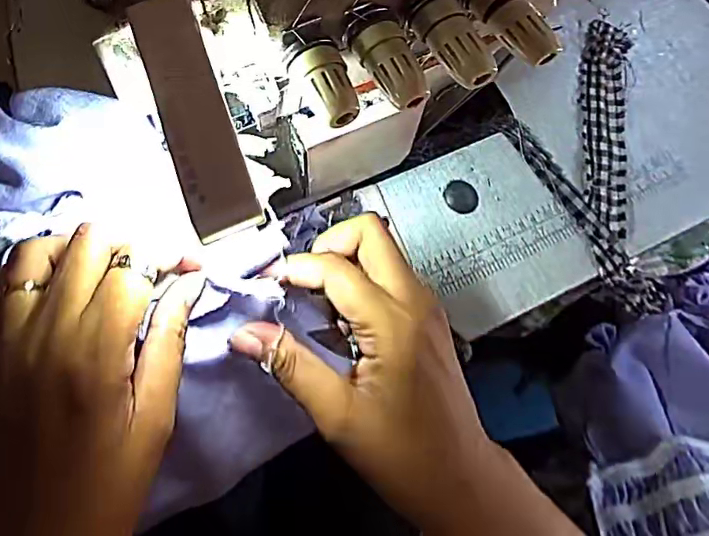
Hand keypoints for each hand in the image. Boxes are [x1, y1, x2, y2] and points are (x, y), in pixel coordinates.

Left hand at [0, 224, 202, 535]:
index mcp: (95, 346)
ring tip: (99, 274)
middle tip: (147, 273)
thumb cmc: (101, 489)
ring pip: (38, 248)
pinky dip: (27, 270)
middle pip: (88, 241)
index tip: (188, 267)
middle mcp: (46, 327)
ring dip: (75, 250)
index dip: (168, 256)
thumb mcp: (152, 421)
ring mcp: (6, 334)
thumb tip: (189, 282)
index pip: (134, 263)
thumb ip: (169, 339)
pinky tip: (51, 290)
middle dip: (127, 246)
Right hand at [229, 215, 575, 535]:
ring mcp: (424, 303)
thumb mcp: (338, 415)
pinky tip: (343, 318)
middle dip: (327, 244)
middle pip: (369, 230)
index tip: (269, 282)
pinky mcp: (427, 312)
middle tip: (301, 280)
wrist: (460, 479)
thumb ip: (290, 365)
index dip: (296, 268)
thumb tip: (248, 334)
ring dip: (345, 258)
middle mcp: (414, 299)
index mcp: (393, 322)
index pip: (335, 267)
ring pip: (381, 245)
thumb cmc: (406, 455)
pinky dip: (361, 276)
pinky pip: (390, 270)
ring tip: (318, 301)